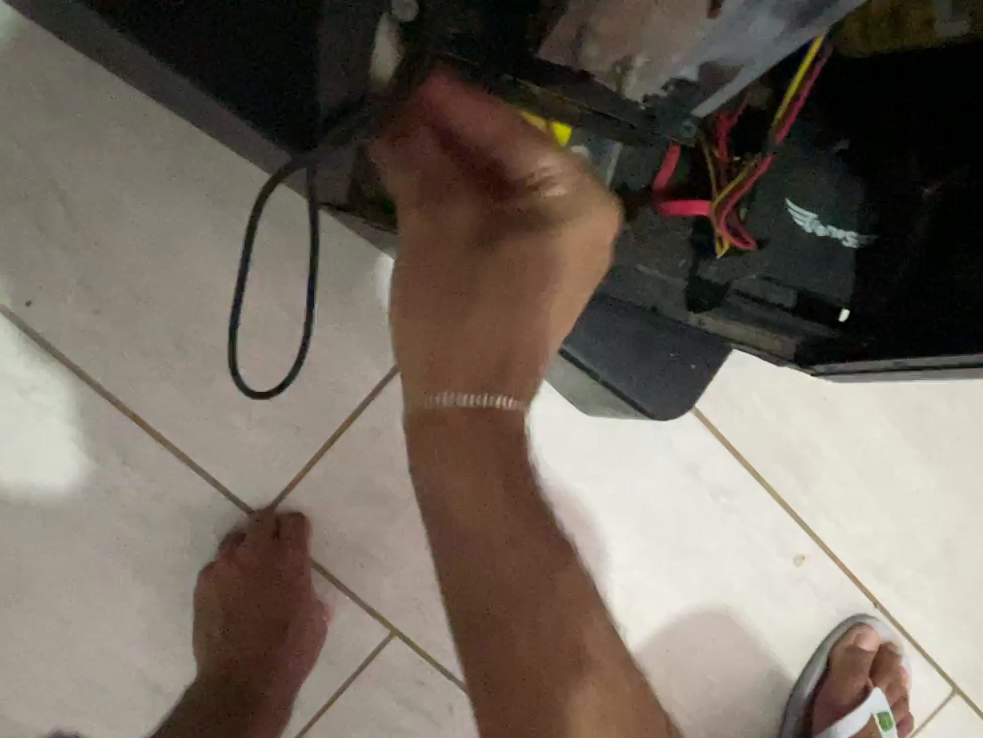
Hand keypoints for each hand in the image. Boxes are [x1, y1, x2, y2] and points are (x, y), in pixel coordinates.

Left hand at [193, 511, 331, 710]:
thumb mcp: (315, 622)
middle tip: (275, 545)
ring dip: (246, 547)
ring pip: (235, 539)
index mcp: (290, 561)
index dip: (297, 528)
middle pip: (262, 519)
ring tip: (250, 569)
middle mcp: (256, 554)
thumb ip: (309, 594)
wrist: (242, 681)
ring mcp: (225, 567)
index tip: (298, 538)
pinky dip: (226, 573)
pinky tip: (231, 595)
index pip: (294, 522)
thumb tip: (304, 590)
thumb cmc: (289, 655)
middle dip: (271, 527)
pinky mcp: (203, 583)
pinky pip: (216, 566)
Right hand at [372, 71, 621, 412]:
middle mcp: (585, 222)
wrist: (466, 411)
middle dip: (451, 139)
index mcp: (577, 200)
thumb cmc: (458, 316)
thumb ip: (419, 160)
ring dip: (452, 172)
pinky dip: (465, 208)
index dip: (454, 106)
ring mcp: (566, 255)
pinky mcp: (541, 281)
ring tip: (401, 144)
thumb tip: (397, 118)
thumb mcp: (434, 227)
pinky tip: (424, 188)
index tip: (412, 81)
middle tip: (399, 113)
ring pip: (503, 195)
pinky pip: (503, 227)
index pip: (510, 132)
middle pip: (510, 161)